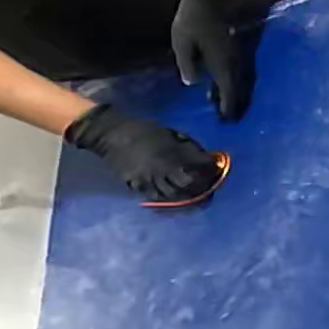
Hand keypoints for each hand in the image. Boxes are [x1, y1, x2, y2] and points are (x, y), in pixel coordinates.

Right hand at [64, 103, 220, 202]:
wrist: (112, 134)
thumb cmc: (143, 130)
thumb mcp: (169, 133)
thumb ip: (186, 146)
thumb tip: (203, 156)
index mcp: (171, 152)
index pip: (198, 164)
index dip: (209, 167)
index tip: (217, 167)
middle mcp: (162, 168)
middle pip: (188, 184)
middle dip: (202, 187)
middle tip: (210, 188)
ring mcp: (149, 179)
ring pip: (173, 195)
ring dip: (187, 196)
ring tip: (196, 196)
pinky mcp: (138, 186)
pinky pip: (156, 196)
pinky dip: (169, 198)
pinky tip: (176, 197)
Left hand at [170, 0, 246, 120]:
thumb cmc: (191, 21)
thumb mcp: (182, 45)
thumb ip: (187, 65)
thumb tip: (192, 83)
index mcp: (221, 65)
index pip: (228, 93)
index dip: (227, 108)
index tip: (225, 122)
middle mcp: (232, 63)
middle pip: (237, 90)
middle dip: (233, 106)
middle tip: (227, 120)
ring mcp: (235, 56)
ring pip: (237, 82)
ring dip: (232, 95)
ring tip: (224, 107)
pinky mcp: (233, 50)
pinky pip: (235, 73)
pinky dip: (230, 83)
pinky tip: (220, 86)